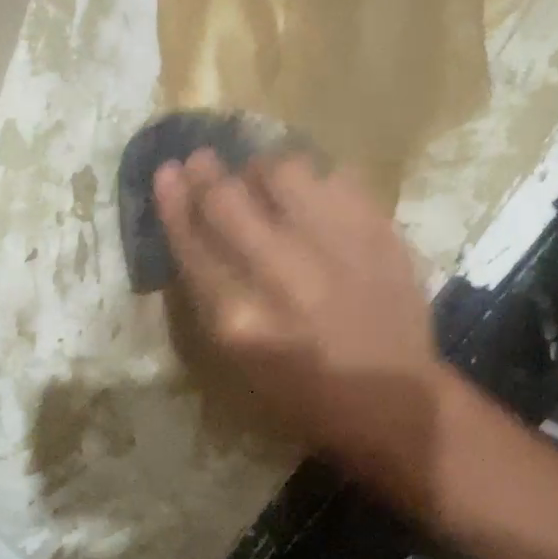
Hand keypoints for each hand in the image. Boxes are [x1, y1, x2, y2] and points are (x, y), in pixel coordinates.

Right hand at [154, 147, 444, 492]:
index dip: (173, 201)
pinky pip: (336, 175)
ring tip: (263, 181)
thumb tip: (192, 227)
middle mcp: (281, 273)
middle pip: (227, 198)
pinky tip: (314, 196)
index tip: (167, 172)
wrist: (390, 399)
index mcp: (239, 317)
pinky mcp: (377, 232)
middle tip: (202, 159)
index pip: (191, 241)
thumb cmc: (302, 391)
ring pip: (282, 171)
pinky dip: (317, 181)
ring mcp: (334, 246)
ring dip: (263, 171)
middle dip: (206, 172)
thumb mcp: (238, 359)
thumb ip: (210, 294)